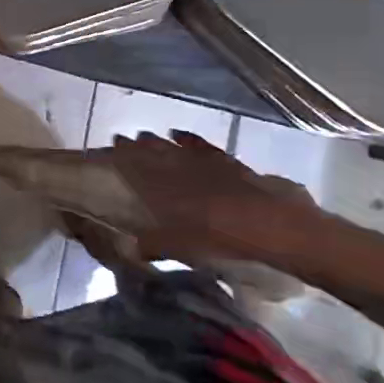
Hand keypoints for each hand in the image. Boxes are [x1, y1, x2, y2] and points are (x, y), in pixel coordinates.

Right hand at [108, 131, 325, 262]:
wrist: (274, 226)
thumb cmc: (224, 239)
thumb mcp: (183, 248)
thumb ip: (155, 245)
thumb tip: (131, 248)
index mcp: (164, 188)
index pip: (136, 166)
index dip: (121, 156)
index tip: (109, 148)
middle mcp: (179, 168)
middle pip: (152, 152)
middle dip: (135, 146)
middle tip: (121, 140)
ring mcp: (203, 162)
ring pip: (172, 146)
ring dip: (157, 141)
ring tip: (145, 136)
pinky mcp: (226, 162)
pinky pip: (199, 145)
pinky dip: (187, 139)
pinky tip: (179, 134)